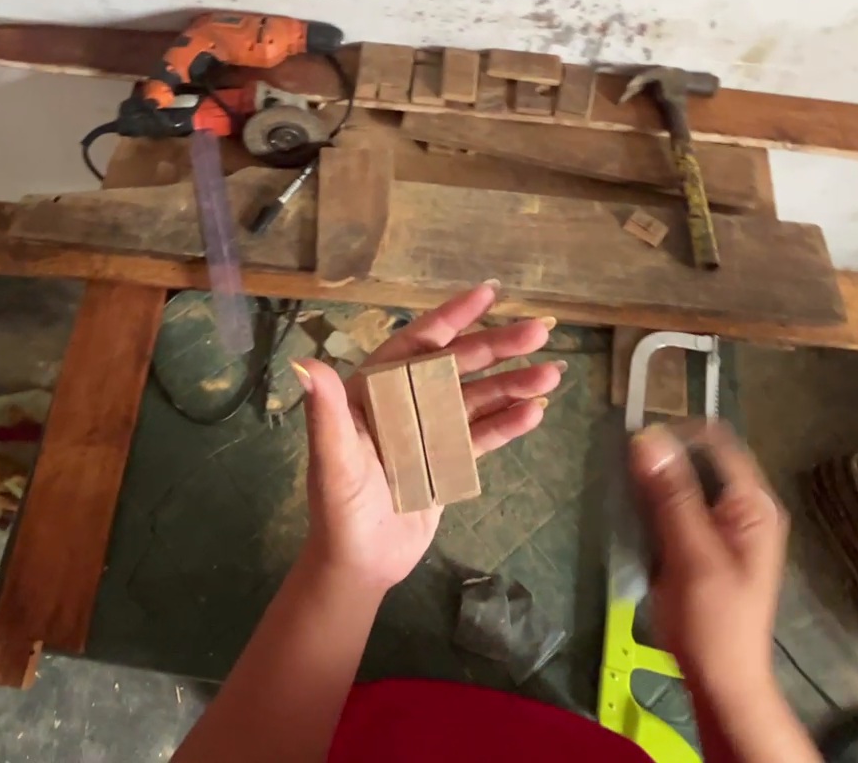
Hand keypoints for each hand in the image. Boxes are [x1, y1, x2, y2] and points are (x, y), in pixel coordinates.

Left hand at [291, 283, 558, 591]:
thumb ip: (326, 412)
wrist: (359, 564)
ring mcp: (429, 429)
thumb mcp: (332, 458)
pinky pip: (482, 435)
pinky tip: (535, 412)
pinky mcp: (447, 459)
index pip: (418, 341)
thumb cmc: (339, 509)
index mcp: (375, 389)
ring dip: (513, 384)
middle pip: (457, 364)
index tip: (489, 293)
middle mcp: (405, 401)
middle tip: (540, 330)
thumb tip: (305, 363)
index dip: (453, 316)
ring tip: (551, 374)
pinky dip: (508, 422)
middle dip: (498, 347)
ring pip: (477, 397)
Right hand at [629, 422, 789, 705]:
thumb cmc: (715, 620)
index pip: (716, 443)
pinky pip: (668, 502)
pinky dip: (646, 498)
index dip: (677, 432)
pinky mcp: (693, 537)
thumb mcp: (694, 555)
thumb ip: (671, 496)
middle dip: (657, 455)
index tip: (634, 435)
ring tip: (618, 480)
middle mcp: (737, 505)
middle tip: (618, 459)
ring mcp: (716, 522)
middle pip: (694, 458)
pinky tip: (626, 504)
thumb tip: (646, 439)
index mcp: (752, 505)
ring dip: (648, 477)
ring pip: (677, 479)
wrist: (717, 676)